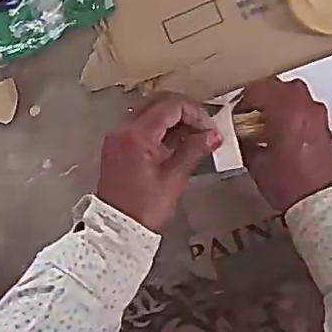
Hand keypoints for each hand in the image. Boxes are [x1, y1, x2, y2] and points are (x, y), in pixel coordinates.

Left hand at [96, 94, 220, 231]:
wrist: (117, 229)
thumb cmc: (145, 208)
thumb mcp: (174, 178)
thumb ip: (194, 150)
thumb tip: (214, 135)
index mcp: (136, 135)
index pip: (171, 106)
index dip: (196, 113)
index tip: (210, 129)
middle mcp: (123, 129)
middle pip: (159, 102)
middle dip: (185, 111)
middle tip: (205, 129)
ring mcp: (117, 135)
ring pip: (150, 110)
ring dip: (173, 118)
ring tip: (194, 137)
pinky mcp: (117, 144)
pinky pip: (142, 124)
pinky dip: (161, 127)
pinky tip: (177, 143)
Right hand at [236, 77, 331, 212]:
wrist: (317, 201)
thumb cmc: (290, 184)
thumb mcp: (255, 161)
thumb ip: (246, 139)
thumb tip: (241, 131)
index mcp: (286, 111)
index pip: (260, 89)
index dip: (244, 99)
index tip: (237, 111)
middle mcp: (305, 108)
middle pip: (280, 86)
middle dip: (262, 95)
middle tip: (249, 110)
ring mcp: (317, 116)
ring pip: (296, 93)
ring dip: (279, 100)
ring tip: (266, 118)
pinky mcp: (324, 127)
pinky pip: (306, 107)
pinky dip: (293, 111)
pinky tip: (282, 128)